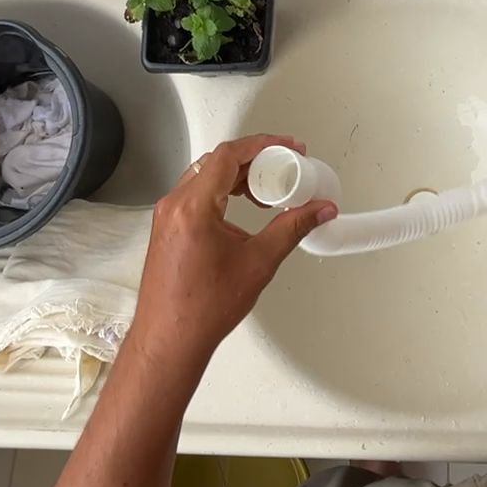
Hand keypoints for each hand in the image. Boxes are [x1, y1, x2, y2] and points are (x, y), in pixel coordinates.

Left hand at [128, 134, 336, 365]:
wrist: (169, 341)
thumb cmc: (201, 310)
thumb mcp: (259, 263)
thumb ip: (293, 228)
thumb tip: (318, 210)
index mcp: (194, 208)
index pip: (228, 155)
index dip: (262, 144)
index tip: (286, 147)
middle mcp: (175, 206)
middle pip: (217, 161)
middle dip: (254, 157)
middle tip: (283, 163)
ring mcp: (167, 216)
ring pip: (205, 174)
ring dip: (238, 174)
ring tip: (267, 187)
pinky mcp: (167, 227)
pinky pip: (196, 191)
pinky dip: (223, 188)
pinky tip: (244, 204)